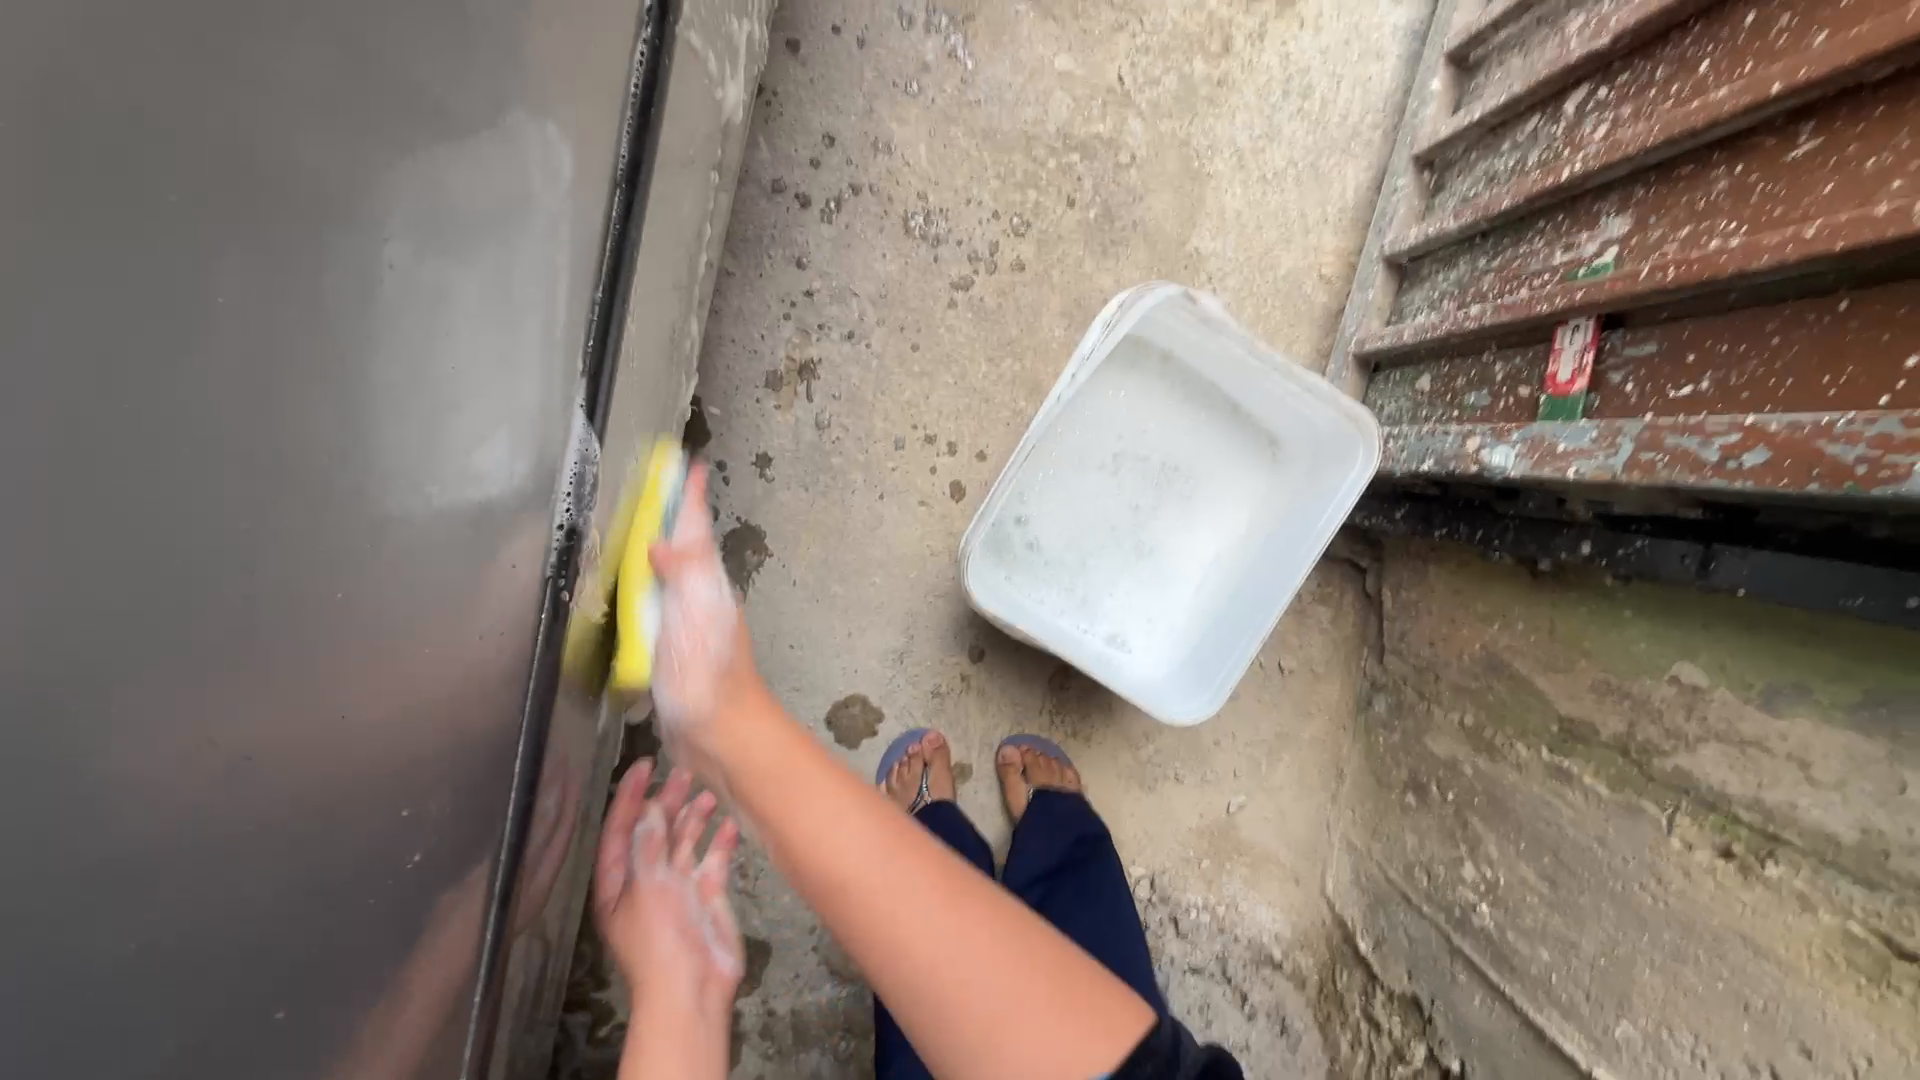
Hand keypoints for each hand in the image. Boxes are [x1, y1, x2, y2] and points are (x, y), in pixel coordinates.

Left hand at [593, 760, 742, 1076]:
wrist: (692, 987)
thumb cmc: (659, 938)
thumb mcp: (646, 887)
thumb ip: (647, 845)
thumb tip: (646, 808)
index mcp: (620, 881)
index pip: (621, 829)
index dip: (629, 796)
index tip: (644, 765)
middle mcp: (647, 879)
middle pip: (655, 831)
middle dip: (667, 801)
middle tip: (685, 770)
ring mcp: (678, 886)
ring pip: (685, 842)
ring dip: (695, 817)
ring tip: (708, 793)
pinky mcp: (706, 894)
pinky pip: (713, 860)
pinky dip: (721, 841)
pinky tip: (731, 824)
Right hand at [647, 463, 759, 772]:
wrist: (722, 733)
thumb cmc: (708, 679)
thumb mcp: (694, 623)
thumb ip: (681, 579)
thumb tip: (660, 542)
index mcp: (707, 586)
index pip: (697, 532)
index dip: (691, 500)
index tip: (690, 465)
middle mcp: (703, 598)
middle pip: (689, 547)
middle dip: (678, 516)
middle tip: (663, 489)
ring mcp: (692, 623)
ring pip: (676, 573)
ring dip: (665, 547)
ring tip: (649, 526)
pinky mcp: (679, 648)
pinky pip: (662, 604)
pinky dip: (651, 585)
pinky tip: (642, 590)